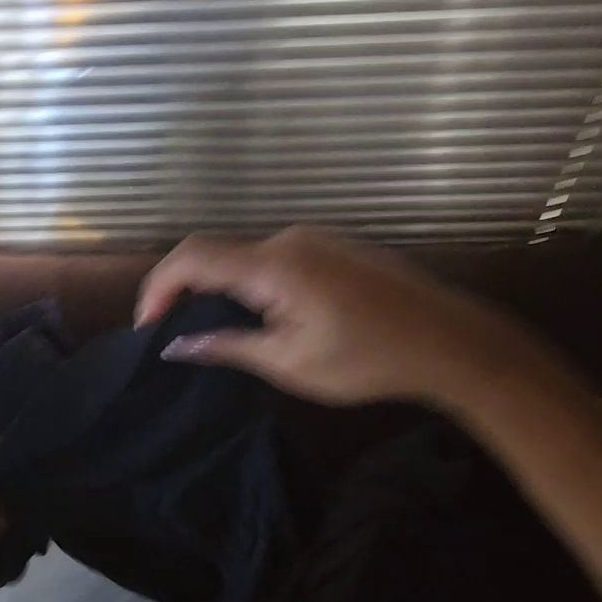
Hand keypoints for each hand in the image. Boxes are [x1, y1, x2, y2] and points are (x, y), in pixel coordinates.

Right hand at [138, 226, 560, 408]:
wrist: (452, 343)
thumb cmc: (369, 360)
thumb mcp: (289, 363)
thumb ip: (227, 347)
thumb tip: (175, 345)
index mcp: (274, 265)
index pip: (193, 257)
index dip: (159, 286)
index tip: (149, 326)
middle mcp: (289, 239)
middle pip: (217, 254)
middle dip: (188, 291)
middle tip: (179, 334)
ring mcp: (315, 239)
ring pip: (246, 257)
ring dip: (222, 289)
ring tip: (220, 331)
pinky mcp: (333, 247)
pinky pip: (274, 258)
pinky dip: (252, 283)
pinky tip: (263, 316)